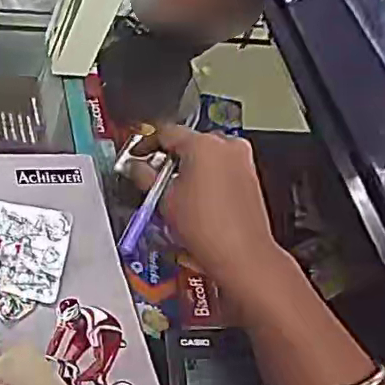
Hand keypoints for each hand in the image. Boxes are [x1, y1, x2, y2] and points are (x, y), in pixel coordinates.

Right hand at [122, 125, 295, 309]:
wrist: (240, 252)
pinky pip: (218, 167)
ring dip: (184, 168)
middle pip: (187, 142)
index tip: (136, 154)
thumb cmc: (205, 227)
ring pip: (204, 155)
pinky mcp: (248, 176)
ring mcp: (241, 160)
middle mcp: (227, 145)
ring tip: (169, 192)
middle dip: (167, 158)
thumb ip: (145, 175)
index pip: (166, 132)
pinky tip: (190, 199)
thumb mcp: (163, 199)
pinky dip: (202, 176)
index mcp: (203, 144)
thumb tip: (135, 166)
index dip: (145, 143)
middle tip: (149, 175)